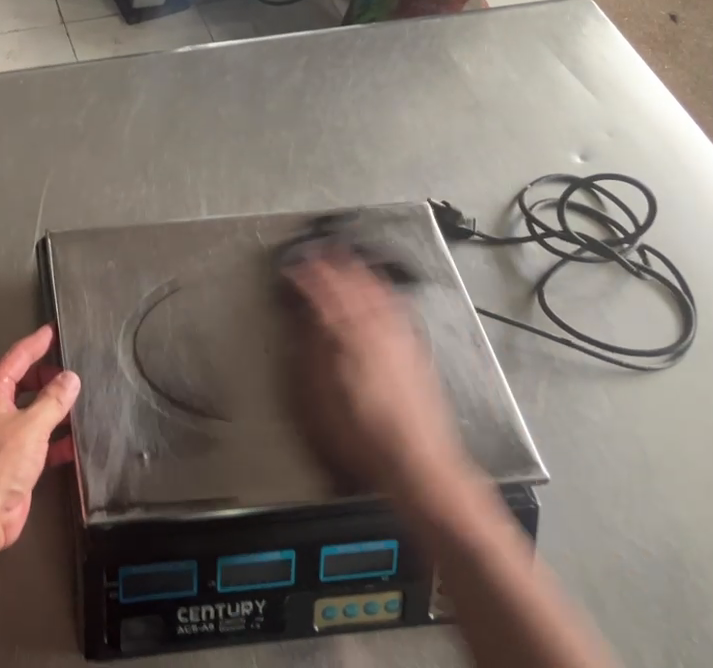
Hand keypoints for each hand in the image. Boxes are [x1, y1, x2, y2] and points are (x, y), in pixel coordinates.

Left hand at [0, 325, 79, 554]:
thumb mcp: (31, 426)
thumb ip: (53, 401)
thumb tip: (70, 378)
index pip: (16, 357)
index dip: (35, 343)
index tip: (53, 330)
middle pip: (23, 383)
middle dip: (46, 376)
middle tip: (73, 373)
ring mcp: (1, 436)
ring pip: (31, 412)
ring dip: (53, 408)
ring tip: (80, 402)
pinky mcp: (11, 461)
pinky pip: (37, 441)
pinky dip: (54, 439)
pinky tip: (75, 443)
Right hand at [284, 250, 469, 503]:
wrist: (417, 464)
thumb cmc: (362, 436)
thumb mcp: (318, 395)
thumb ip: (311, 349)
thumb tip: (305, 316)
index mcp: (349, 338)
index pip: (323, 296)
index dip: (307, 277)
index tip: (294, 265)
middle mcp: (378, 333)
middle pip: (354, 287)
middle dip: (336, 265)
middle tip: (321, 248)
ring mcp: (401, 342)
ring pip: (379, 294)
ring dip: (362, 272)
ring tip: (351, 258)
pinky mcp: (417, 354)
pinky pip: (399, 310)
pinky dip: (387, 292)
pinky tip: (387, 292)